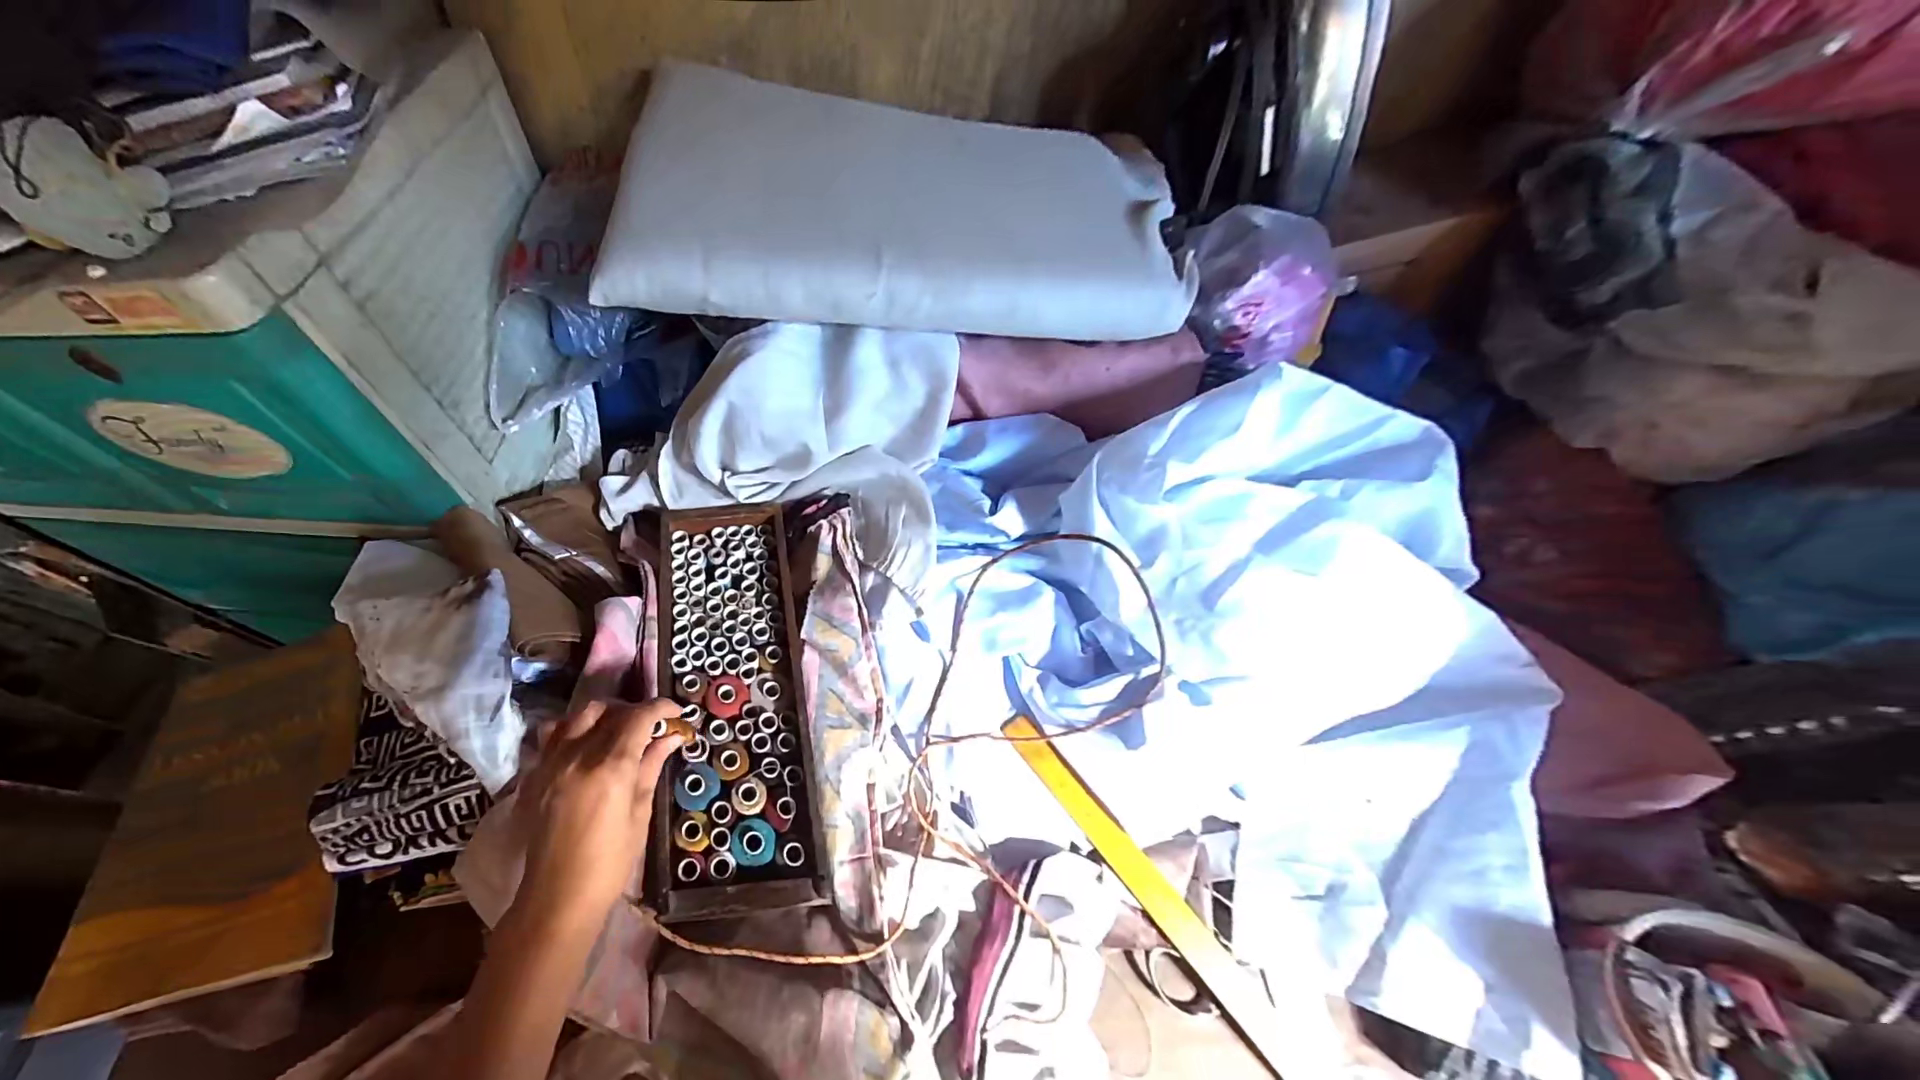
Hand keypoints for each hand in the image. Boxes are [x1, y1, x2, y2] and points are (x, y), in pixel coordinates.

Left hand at [513, 696, 682, 928]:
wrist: (557, 897)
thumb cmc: (611, 861)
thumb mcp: (640, 812)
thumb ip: (651, 767)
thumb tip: (671, 737)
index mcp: (611, 768)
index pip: (639, 718)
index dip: (661, 708)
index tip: (676, 713)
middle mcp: (578, 757)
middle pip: (611, 711)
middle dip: (636, 711)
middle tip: (653, 725)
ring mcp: (551, 764)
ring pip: (579, 715)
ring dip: (605, 714)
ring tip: (619, 730)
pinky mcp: (535, 775)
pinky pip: (553, 735)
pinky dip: (574, 728)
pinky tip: (586, 744)